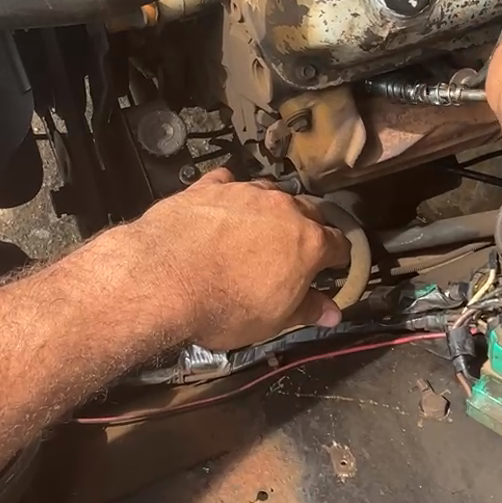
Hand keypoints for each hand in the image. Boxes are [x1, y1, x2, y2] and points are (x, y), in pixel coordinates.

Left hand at [97, 169, 352, 349]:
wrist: (163, 278)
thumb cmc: (224, 306)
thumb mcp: (272, 320)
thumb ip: (306, 309)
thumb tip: (332, 312)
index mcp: (308, 242)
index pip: (339, 243)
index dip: (339, 257)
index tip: (333, 266)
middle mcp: (282, 208)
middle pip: (308, 210)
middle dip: (309, 227)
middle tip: (298, 247)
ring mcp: (244, 192)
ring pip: (270, 192)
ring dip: (271, 208)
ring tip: (261, 227)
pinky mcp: (208, 186)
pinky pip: (227, 182)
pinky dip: (229, 193)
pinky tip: (221, 205)